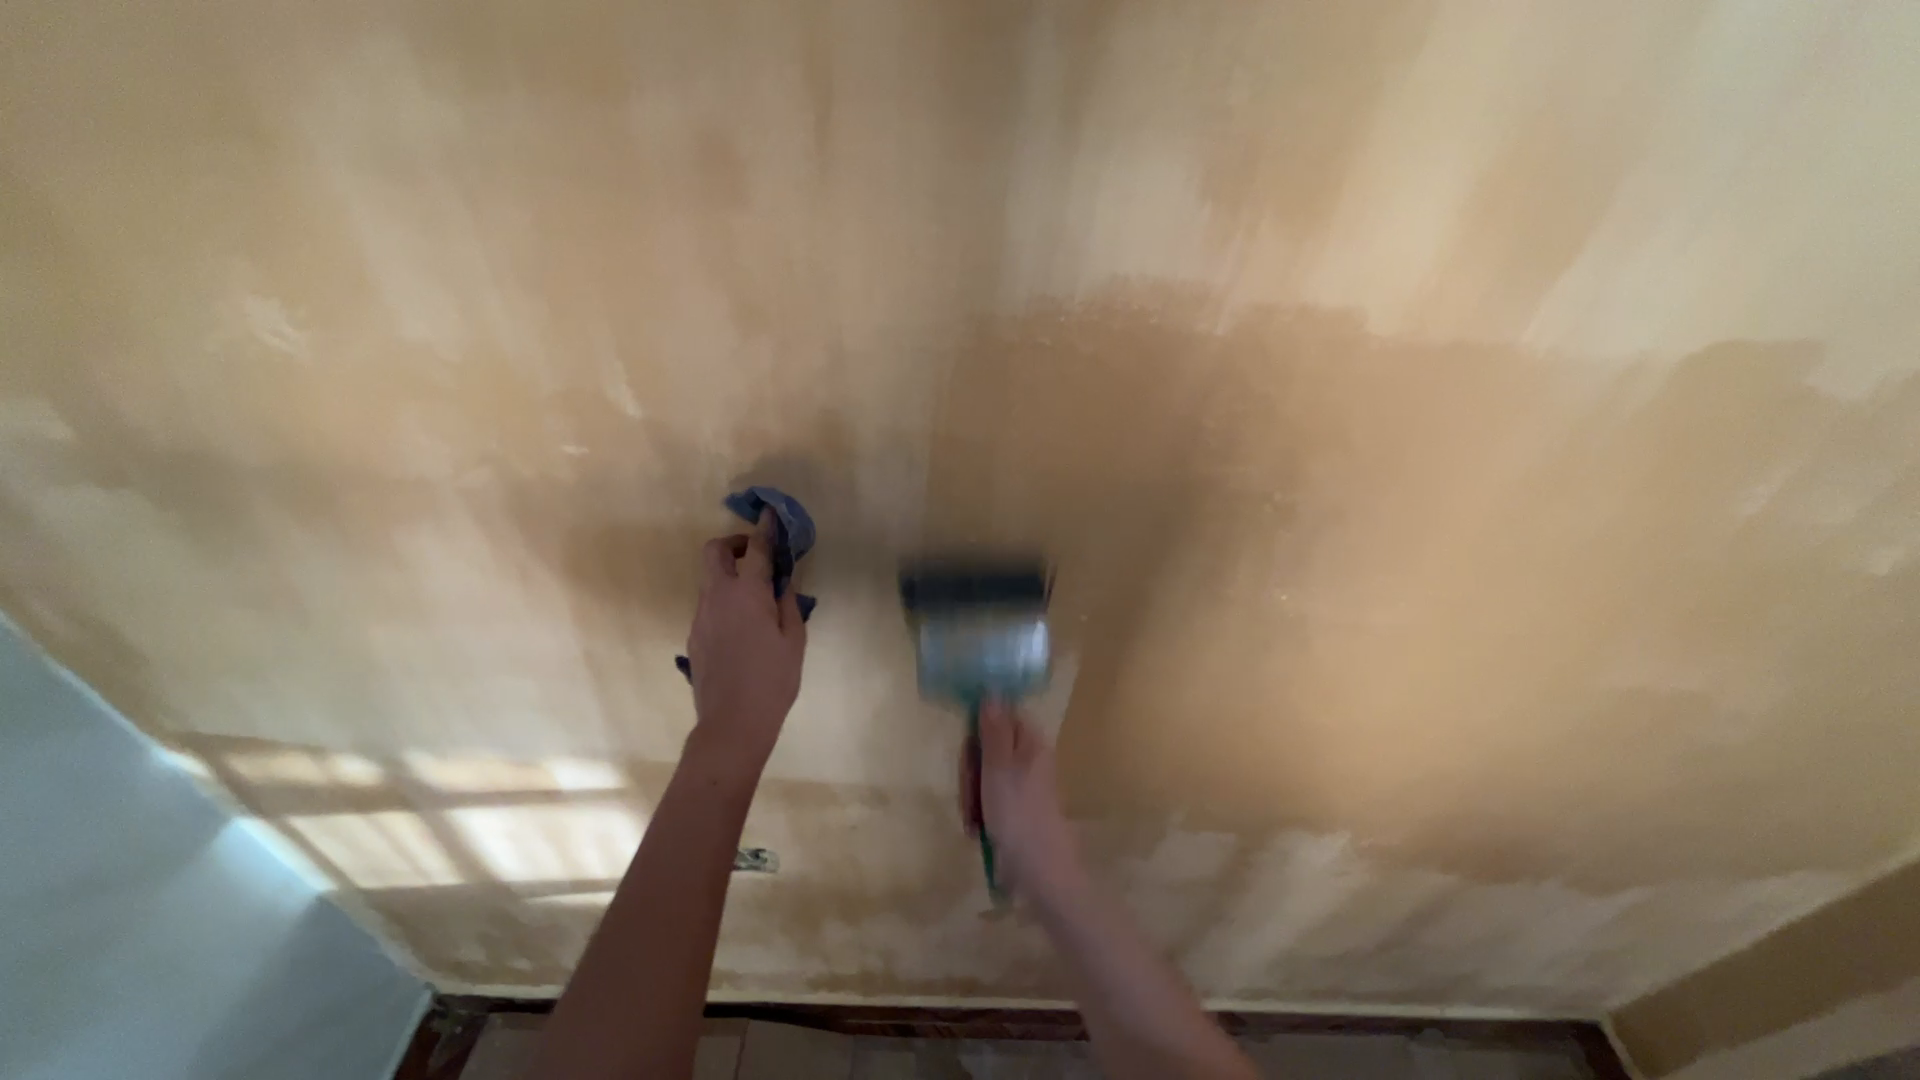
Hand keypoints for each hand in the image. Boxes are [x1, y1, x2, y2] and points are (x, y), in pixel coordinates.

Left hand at [685, 512, 807, 756]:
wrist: (732, 722)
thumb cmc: (773, 680)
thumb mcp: (794, 641)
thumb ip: (788, 605)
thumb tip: (783, 584)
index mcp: (747, 594)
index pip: (756, 549)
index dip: (766, 529)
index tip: (771, 513)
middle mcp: (718, 597)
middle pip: (715, 552)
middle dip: (734, 543)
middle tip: (756, 556)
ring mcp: (701, 617)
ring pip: (709, 580)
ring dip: (730, 575)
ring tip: (756, 597)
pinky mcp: (695, 637)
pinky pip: (709, 606)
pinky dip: (725, 601)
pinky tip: (743, 627)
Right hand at [969, 702, 1082, 901]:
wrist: (1039, 871)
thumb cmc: (1018, 814)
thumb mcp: (999, 767)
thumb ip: (993, 729)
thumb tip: (991, 690)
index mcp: (1030, 742)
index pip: (998, 715)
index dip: (978, 731)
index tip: (968, 753)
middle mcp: (1028, 758)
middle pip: (987, 745)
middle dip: (970, 769)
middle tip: (969, 792)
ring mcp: (1021, 785)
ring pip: (982, 773)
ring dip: (971, 794)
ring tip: (973, 818)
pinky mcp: (1013, 808)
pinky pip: (987, 797)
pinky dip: (978, 810)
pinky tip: (977, 828)